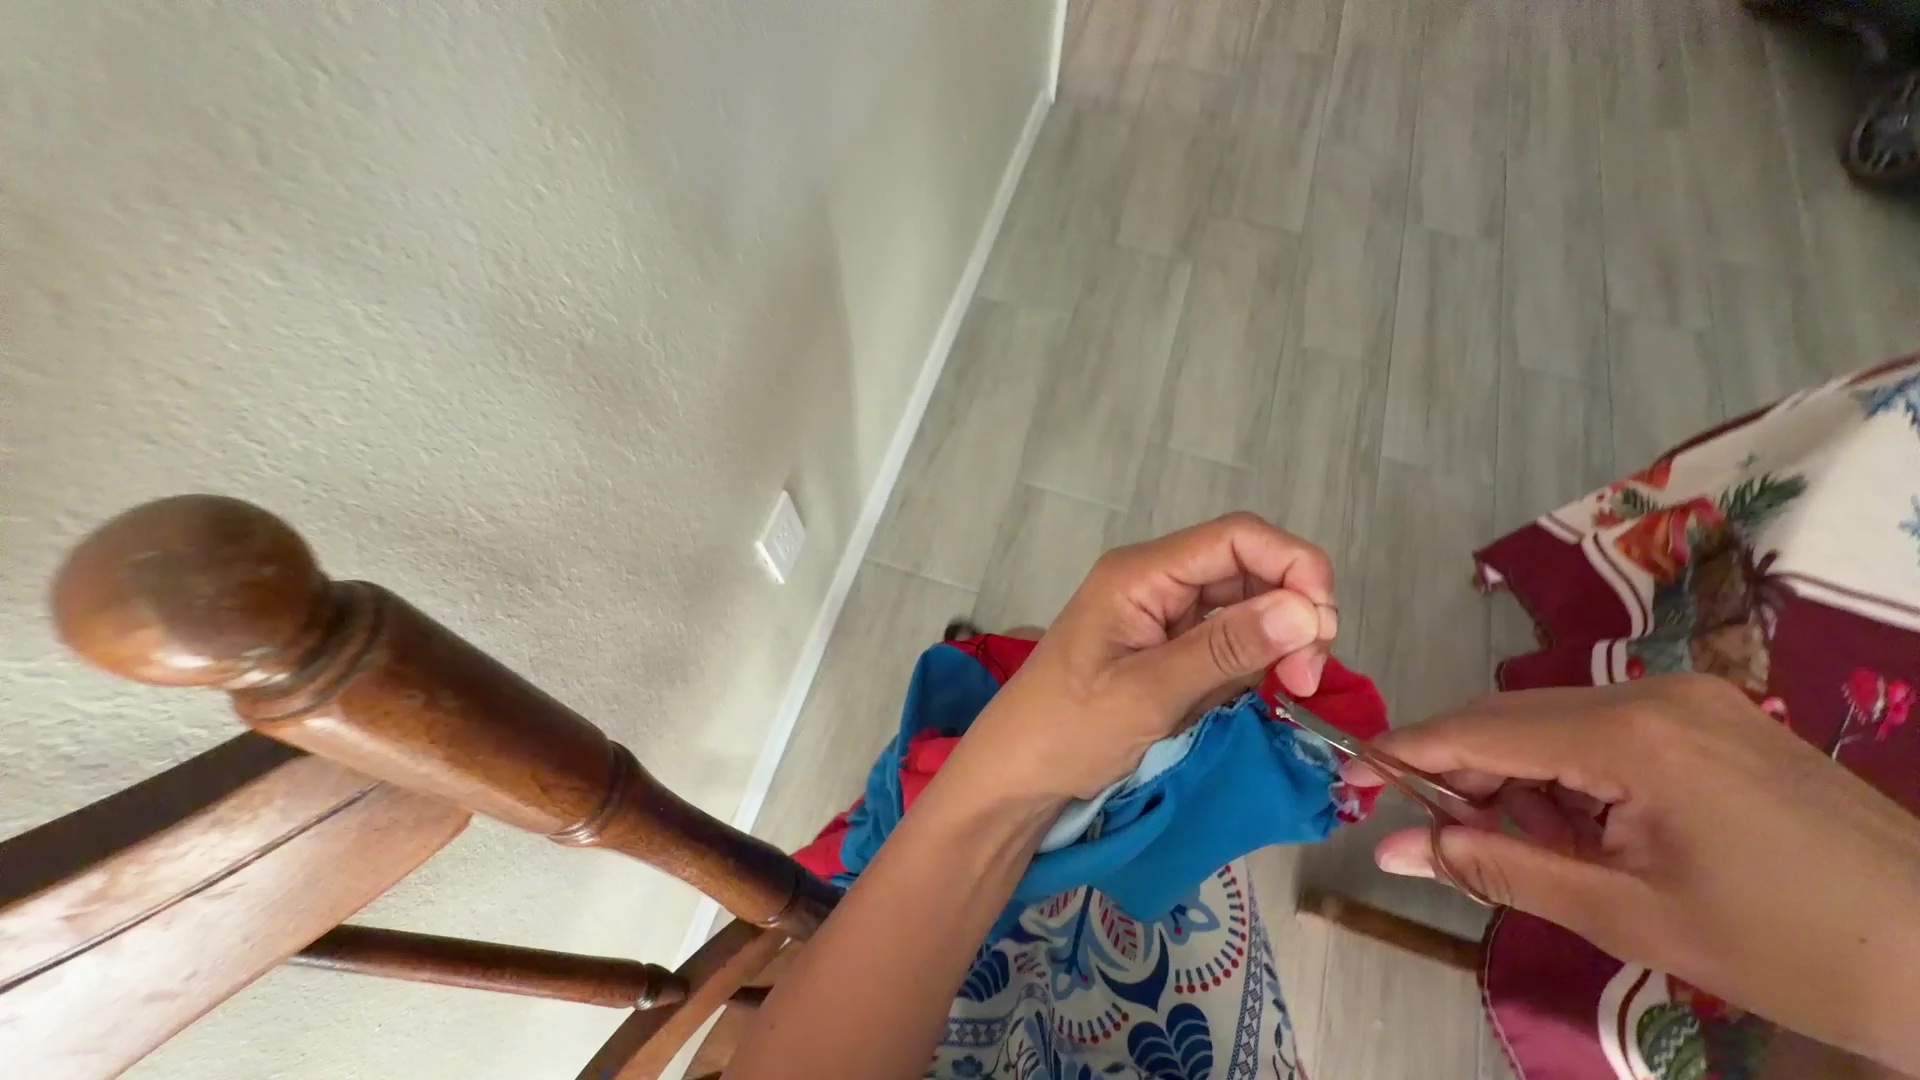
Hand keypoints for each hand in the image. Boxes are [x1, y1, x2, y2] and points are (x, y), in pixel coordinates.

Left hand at [952, 512, 1336, 801]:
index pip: (1236, 538)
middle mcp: (1155, 582)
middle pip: (1248, 567)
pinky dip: (1257, 659)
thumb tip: (1306, 610)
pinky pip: (1229, 638)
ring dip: (1280, 638)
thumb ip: (1225, 649)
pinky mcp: (1169, 648)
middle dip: (1293, 609)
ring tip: (1292, 687)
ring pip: (1245, 604)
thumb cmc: (1068, 730)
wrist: (1019, 774)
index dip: (1294, 565)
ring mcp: (1163, 615)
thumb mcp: (1148, 693)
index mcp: (1140, 573)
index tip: (1324, 624)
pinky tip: (1267, 689)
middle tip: (1307, 675)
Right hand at [1356, 674, 1919, 1072]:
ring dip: (1513, 779)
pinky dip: (1564, 777)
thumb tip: (1391, 850)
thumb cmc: (1794, 949)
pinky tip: (1575, 829)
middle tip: (1429, 833)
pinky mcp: (1709, 718)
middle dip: (1460, 773)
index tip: (1348, 778)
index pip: (1477, 728)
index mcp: (1631, 733)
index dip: (1404, 753)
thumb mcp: (1625, 916)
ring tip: (1513, 845)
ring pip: (1551, 724)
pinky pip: (1600, 732)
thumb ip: (1493, 869)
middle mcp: (1651, 692)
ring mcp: (1687, 699)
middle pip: (1510, 719)